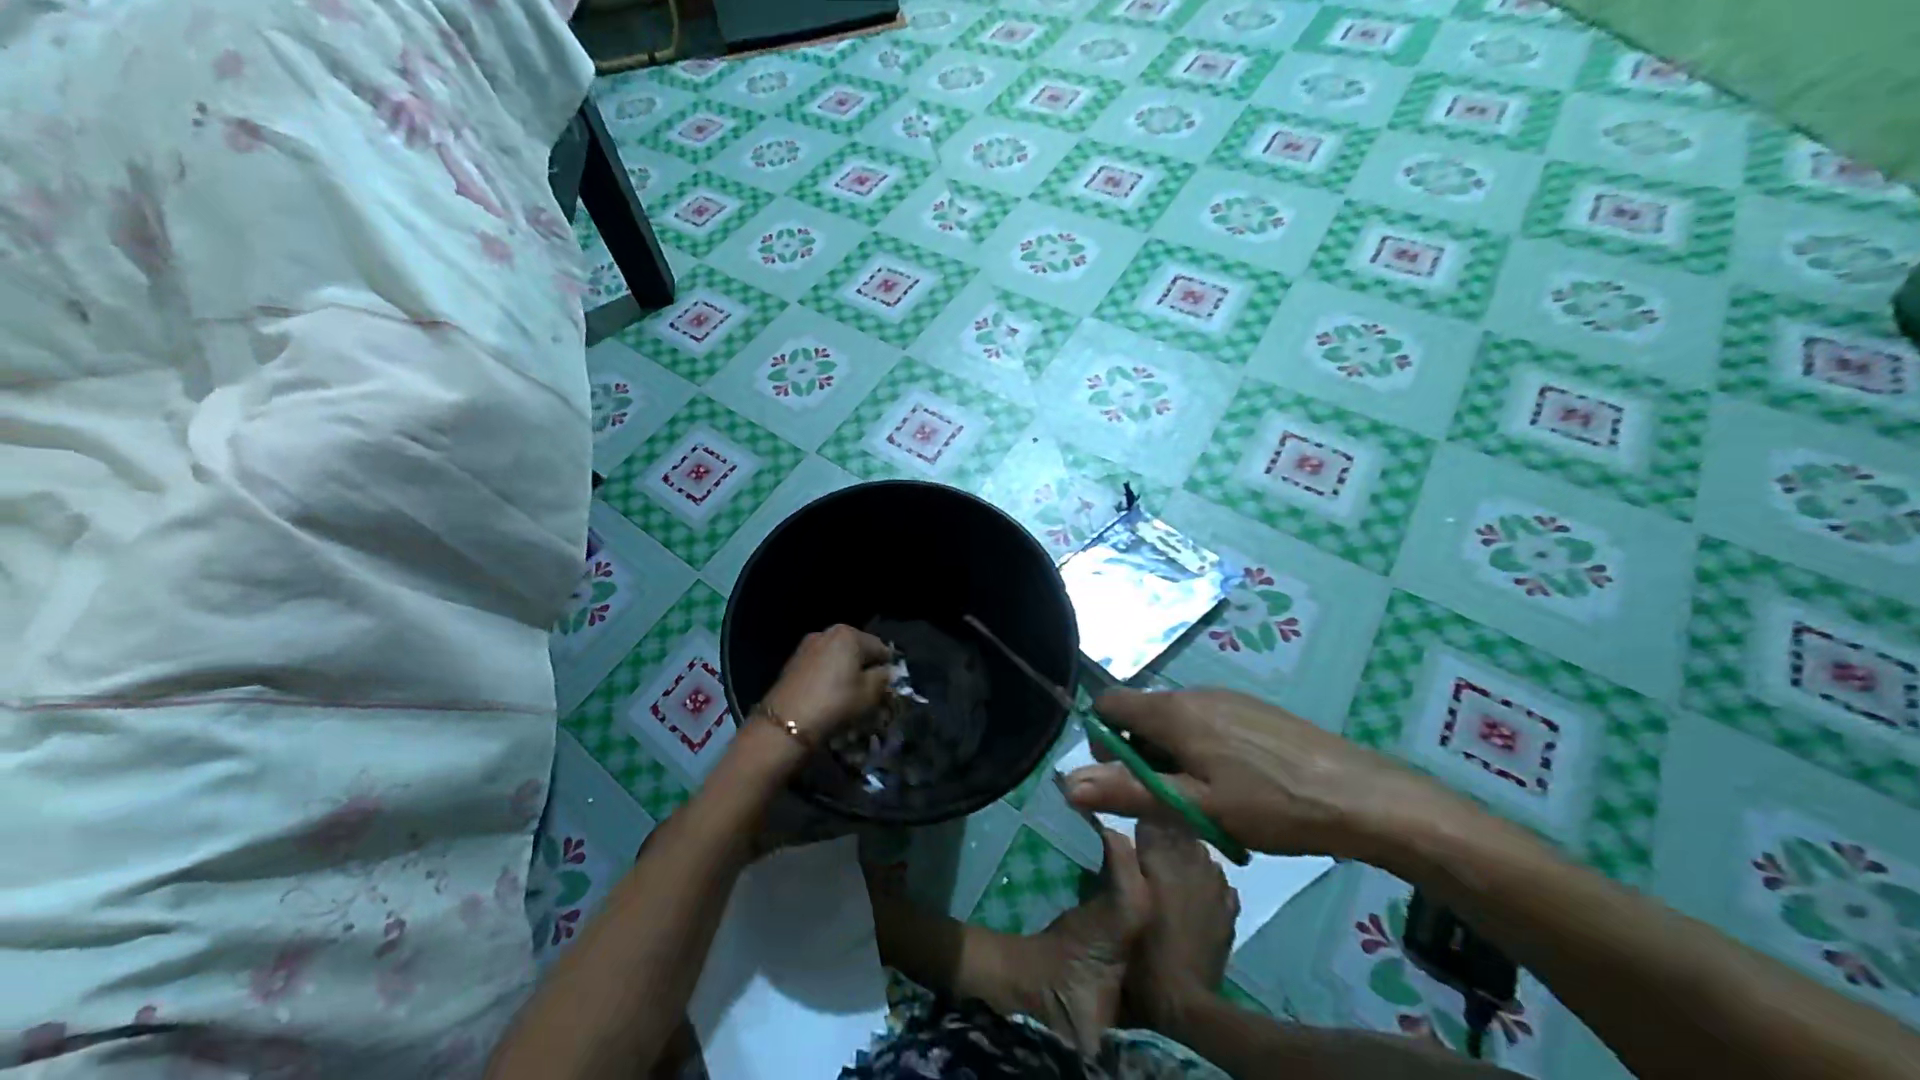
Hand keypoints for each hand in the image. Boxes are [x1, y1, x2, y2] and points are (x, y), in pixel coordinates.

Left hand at [758, 625, 894, 742]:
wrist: (786, 721)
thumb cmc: (835, 702)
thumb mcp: (869, 693)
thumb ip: (883, 678)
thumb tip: (886, 671)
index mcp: (849, 634)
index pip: (880, 648)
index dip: (888, 668)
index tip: (887, 687)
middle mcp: (827, 632)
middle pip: (857, 649)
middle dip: (865, 667)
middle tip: (869, 692)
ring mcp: (807, 645)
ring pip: (838, 656)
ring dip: (846, 671)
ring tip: (848, 694)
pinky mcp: (794, 660)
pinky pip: (821, 664)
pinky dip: (829, 675)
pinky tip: (829, 694)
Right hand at [1064, 688, 1470, 859]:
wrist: (1362, 796)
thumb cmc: (1270, 804)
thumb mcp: (1194, 806)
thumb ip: (1127, 792)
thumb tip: (1065, 783)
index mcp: (1174, 711)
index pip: (1109, 704)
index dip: (1102, 740)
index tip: (1123, 778)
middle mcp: (1196, 693)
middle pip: (1142, 713)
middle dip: (1139, 753)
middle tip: (1168, 800)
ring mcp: (1229, 699)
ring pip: (1176, 720)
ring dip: (1171, 754)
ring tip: (1204, 800)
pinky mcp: (1254, 710)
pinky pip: (1207, 721)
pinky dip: (1200, 748)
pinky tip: (1235, 785)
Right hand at [1125, 822, 1237, 1034]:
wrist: (1185, 1000)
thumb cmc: (1145, 954)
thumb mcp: (1124, 905)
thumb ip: (1121, 862)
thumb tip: (1112, 830)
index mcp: (1165, 861)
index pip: (1153, 820)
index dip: (1142, 818)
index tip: (1131, 822)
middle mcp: (1193, 865)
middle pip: (1180, 831)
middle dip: (1165, 830)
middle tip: (1147, 841)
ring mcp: (1215, 887)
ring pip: (1200, 851)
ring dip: (1186, 850)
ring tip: (1170, 861)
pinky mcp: (1228, 910)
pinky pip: (1219, 878)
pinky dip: (1207, 875)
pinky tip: (1196, 885)